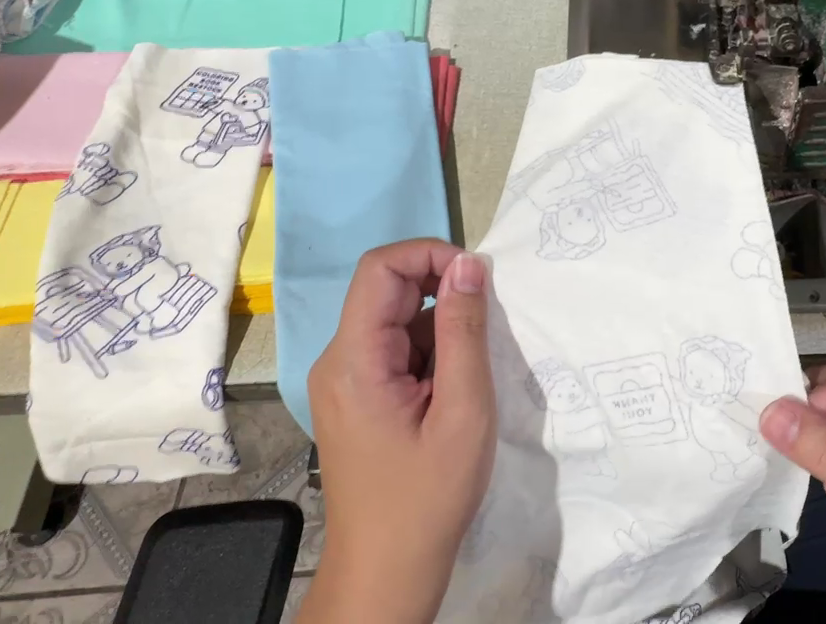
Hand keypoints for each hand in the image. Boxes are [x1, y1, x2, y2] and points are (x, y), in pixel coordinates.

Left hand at [298, 240, 494, 623]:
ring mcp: (345, 379)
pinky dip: (432, 351)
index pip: (380, 268)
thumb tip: (469, 263)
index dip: (429, 254)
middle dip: (442, 291)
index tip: (476, 278)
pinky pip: (397, 348)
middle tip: (486, 323)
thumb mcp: (463, 409)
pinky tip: (454, 389)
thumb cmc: (428, 496)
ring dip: (441, 326)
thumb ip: (465, 330)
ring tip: (471, 373)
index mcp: (354, 360)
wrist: (388, 571)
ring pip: (397, 318)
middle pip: (387, 289)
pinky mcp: (359, 396)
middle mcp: (339, 360)